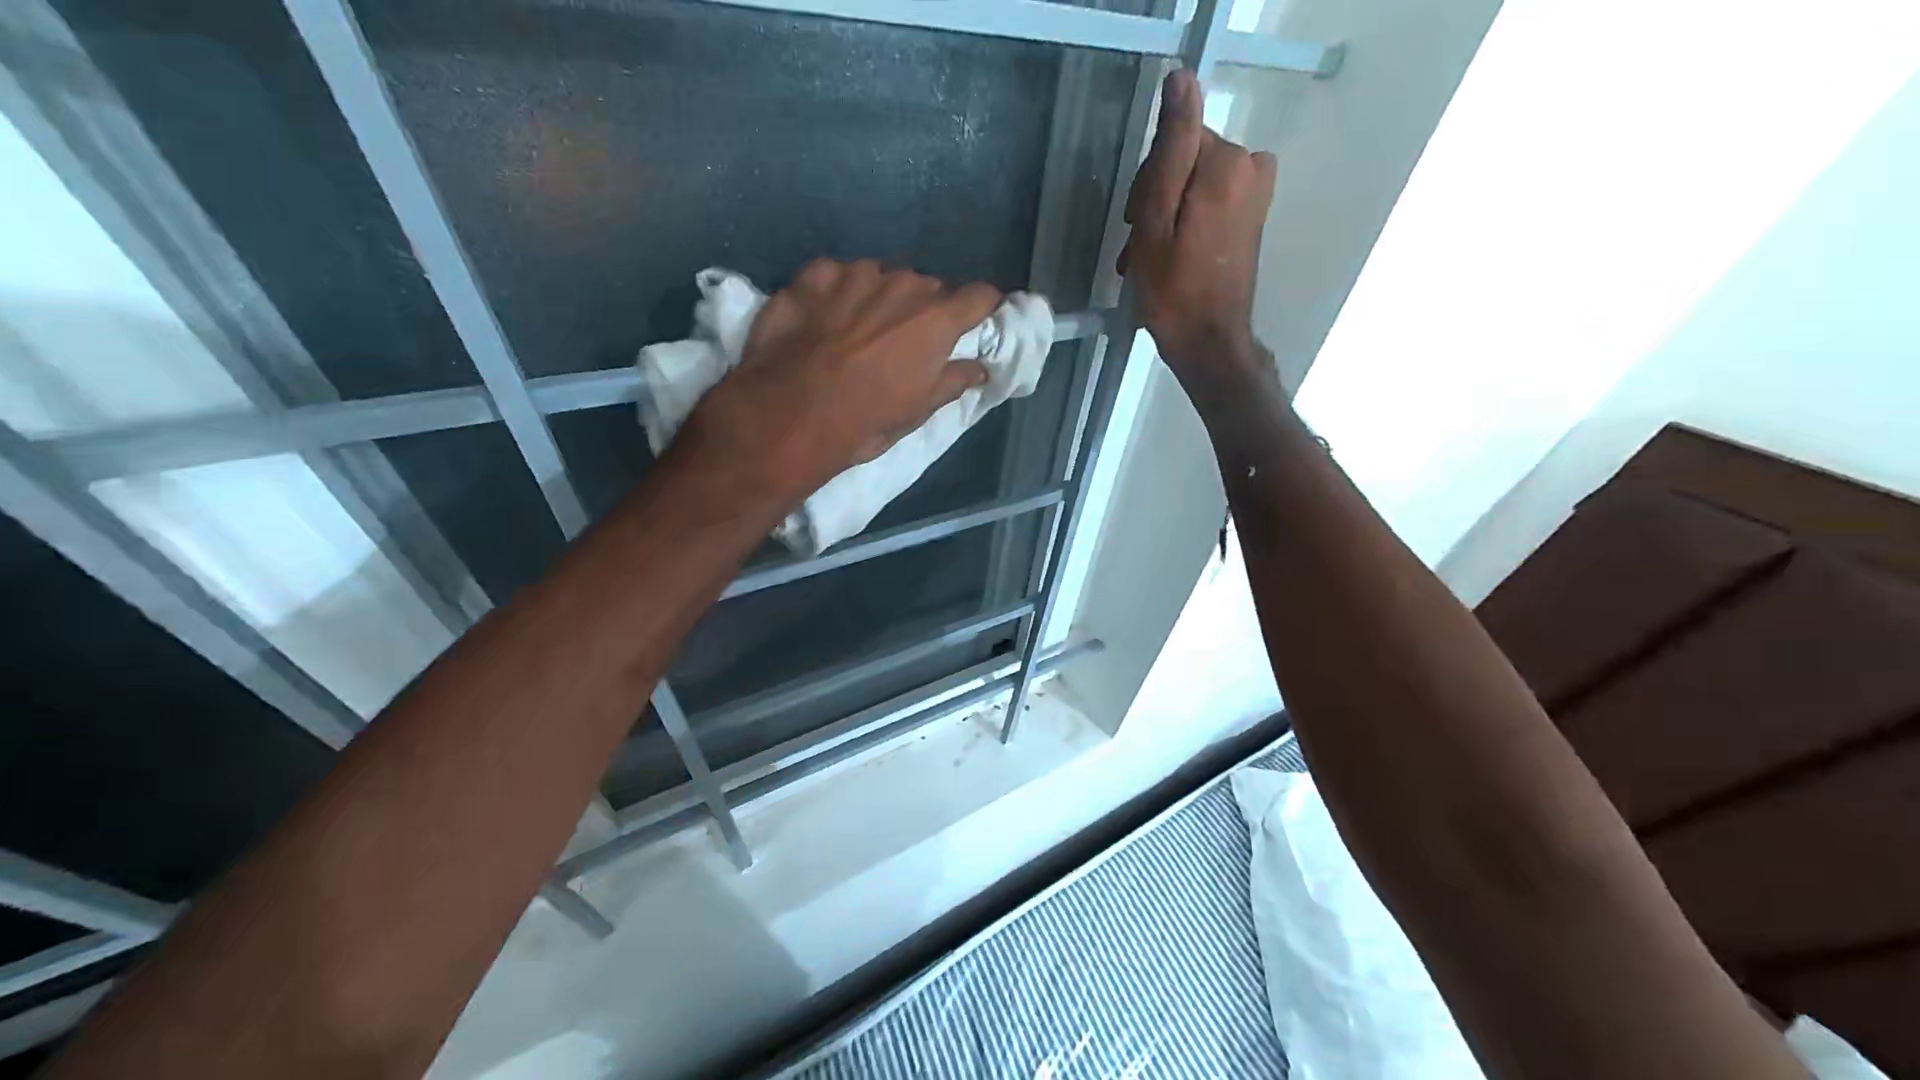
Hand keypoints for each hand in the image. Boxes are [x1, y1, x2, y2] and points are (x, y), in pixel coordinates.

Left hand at [682, 259, 1000, 503]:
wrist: (786, 414)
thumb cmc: (863, 420)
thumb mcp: (917, 411)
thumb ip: (952, 380)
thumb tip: (979, 368)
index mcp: (936, 319)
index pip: (979, 296)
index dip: (983, 307)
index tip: (978, 320)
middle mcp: (903, 285)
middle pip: (928, 288)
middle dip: (924, 309)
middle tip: (907, 342)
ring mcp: (856, 274)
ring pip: (882, 278)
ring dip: (879, 298)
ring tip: (858, 331)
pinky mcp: (815, 274)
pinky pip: (839, 276)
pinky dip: (838, 293)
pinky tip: (823, 321)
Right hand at [1119, 69, 1277, 400]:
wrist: (1209, 342)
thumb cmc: (1173, 290)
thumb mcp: (1156, 219)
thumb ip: (1171, 149)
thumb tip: (1181, 81)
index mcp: (1227, 163)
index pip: (1174, 143)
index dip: (1147, 183)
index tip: (1136, 225)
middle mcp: (1251, 167)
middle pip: (1184, 161)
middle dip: (1155, 200)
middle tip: (1138, 249)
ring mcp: (1257, 192)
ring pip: (1192, 184)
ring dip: (1165, 217)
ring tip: (1147, 260)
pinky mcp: (1254, 215)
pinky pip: (1210, 200)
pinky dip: (1185, 224)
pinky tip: (1169, 258)